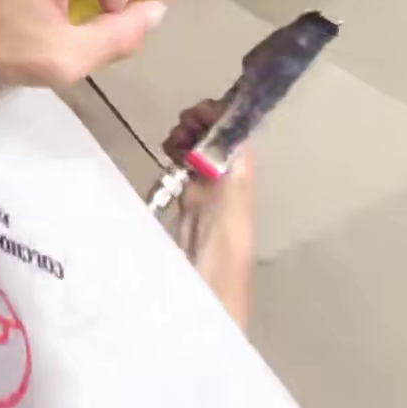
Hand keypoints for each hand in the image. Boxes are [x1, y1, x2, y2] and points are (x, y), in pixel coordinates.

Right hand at [162, 98, 256, 326]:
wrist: (204, 297)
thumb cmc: (220, 259)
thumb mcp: (230, 214)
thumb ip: (231, 175)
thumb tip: (234, 134)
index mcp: (242, 180)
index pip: (236, 134)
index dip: (219, 115)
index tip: (194, 110)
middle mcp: (228, 179)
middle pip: (216, 136)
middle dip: (198, 122)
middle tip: (178, 126)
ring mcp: (206, 188)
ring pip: (198, 146)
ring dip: (184, 135)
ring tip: (170, 141)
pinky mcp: (187, 199)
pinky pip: (183, 164)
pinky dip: (174, 151)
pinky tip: (165, 153)